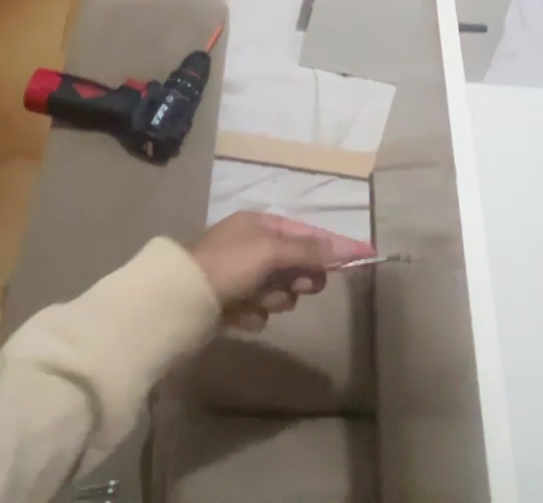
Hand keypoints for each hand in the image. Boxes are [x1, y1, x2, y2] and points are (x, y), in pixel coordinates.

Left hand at [189, 212, 374, 331]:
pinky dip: (254, 313)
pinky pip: (257, 309)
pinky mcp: (228, 303)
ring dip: (275, 298)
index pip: (306, 233)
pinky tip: (242, 316)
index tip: (363, 256)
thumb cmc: (229, 265)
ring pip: (278, 289)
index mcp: (259, 225)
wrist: (179, 301)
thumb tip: (345, 248)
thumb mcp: (272, 251)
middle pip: (294, 263)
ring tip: (260, 303)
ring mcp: (237, 275)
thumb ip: (309, 250)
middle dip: (299, 277)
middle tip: (301, 287)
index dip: (333, 245)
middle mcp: (249, 245)